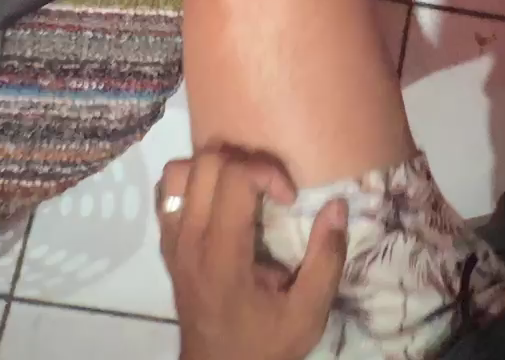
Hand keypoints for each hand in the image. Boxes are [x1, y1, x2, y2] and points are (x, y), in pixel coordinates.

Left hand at [159, 146, 348, 359]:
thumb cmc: (264, 346)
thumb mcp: (308, 314)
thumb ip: (326, 259)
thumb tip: (338, 205)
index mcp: (222, 255)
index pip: (234, 178)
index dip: (268, 172)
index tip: (290, 199)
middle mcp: (189, 241)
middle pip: (207, 163)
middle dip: (246, 163)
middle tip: (270, 188)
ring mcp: (172, 242)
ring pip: (179, 171)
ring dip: (215, 168)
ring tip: (243, 188)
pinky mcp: (167, 245)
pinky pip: (167, 191)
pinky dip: (192, 182)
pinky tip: (219, 199)